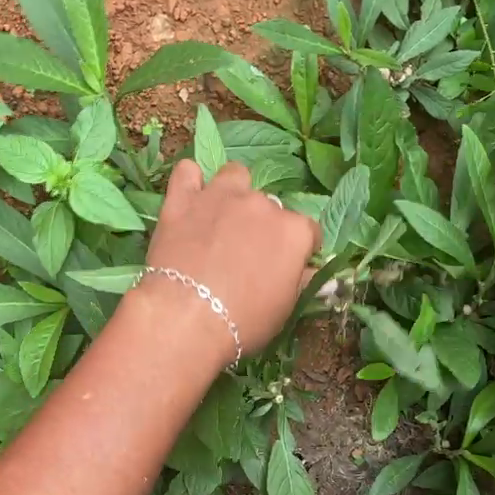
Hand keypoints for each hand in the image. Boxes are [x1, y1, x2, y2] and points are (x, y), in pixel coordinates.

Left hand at [140, 160, 320, 358]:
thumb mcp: (284, 310)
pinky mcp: (183, 199)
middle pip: (271, 207)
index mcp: (293, 232)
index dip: (301, 250)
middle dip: (264, 226)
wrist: (186, 318)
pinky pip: (188, 172)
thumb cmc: (244, 322)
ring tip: (224, 218)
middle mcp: (262, 204)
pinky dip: (191, 182)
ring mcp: (221, 196)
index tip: (289, 267)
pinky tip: (190, 200)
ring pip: (236, 176)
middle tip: (248, 256)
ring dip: (235, 192)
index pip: (309, 231)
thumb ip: (300, 282)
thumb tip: (311, 271)